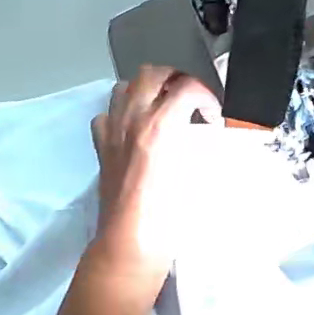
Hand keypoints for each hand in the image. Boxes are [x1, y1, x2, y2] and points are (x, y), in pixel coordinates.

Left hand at [87, 66, 219, 289]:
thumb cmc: (169, 214)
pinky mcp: (101, 146)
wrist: (131, 240)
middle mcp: (133, 120)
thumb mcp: (197, 173)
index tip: (212, 115)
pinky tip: (133, 128)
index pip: (188, 87)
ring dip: (145, 90)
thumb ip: (201, 144)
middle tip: (189, 98)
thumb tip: (207, 133)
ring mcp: (113, 130)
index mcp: (160, 125)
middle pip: (152, 73)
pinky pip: (106, 115)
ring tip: (161, 106)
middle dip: (175, 79)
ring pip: (124, 87)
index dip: (207, 96)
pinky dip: (120, 114)